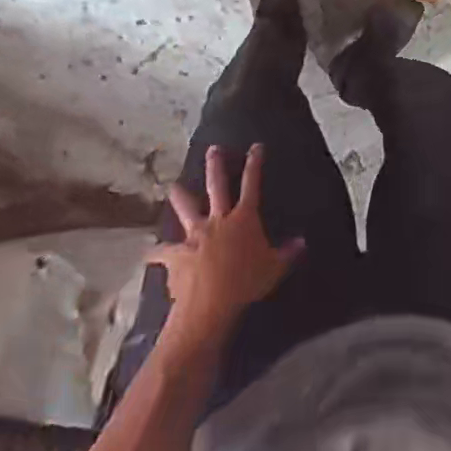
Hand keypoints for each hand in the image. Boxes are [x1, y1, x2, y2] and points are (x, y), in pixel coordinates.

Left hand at [151, 144, 303, 334]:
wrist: (210, 304)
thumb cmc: (246, 283)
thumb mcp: (274, 268)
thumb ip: (288, 253)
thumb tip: (303, 242)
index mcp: (243, 219)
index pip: (252, 185)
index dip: (254, 164)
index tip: (256, 147)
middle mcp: (218, 219)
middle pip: (216, 186)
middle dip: (215, 166)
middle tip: (213, 149)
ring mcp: (195, 235)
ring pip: (186, 209)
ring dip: (180, 197)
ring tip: (173, 186)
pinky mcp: (177, 254)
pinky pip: (163, 252)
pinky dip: (156, 253)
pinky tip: (148, 253)